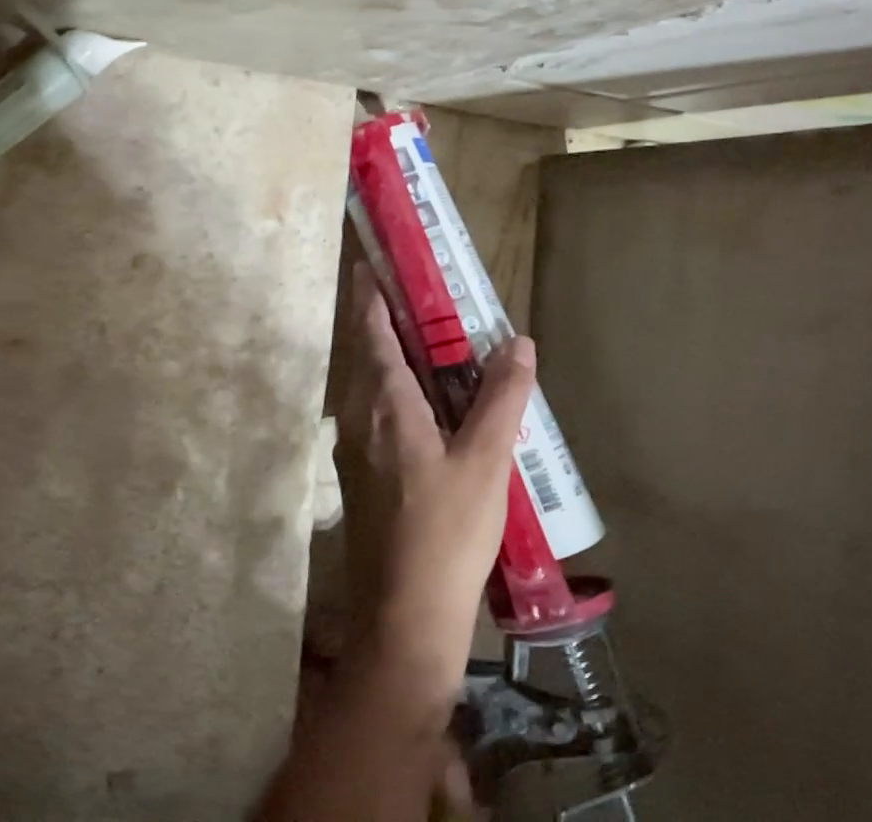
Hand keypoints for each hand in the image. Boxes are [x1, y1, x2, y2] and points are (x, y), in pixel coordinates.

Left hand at [333, 261, 537, 689]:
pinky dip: (398, 392)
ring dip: (394, 357)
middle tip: (424, 296)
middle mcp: (358, 417)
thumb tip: (517, 343)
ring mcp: (354, 448)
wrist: (405, 612)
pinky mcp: (362, 475)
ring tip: (434, 344)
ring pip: (371, 386)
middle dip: (387, 320)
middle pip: (367, 353)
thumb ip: (501, 399)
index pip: (370, 330)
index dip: (371, 292)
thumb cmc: (447, 532)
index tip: (375, 259)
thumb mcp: (486, 462)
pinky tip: (431, 407)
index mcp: (384, 404)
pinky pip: (377, 414)